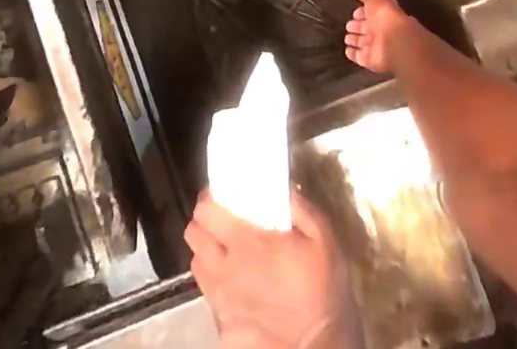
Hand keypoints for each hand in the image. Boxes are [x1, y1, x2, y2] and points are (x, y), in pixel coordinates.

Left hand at [186, 191, 360, 348]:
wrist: (319, 347)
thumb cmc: (323, 287)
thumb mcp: (324, 237)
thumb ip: (300, 207)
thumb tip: (282, 184)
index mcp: (248, 242)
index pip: (205, 211)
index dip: (210, 198)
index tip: (222, 194)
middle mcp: (225, 269)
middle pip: (193, 234)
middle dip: (205, 221)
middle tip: (224, 219)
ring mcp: (220, 300)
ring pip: (196, 262)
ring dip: (208, 251)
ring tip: (227, 250)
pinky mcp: (222, 326)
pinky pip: (207, 294)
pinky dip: (216, 281)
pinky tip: (236, 283)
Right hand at [344, 0, 415, 73]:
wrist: (393, 41)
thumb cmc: (384, 15)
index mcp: (381, 14)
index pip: (370, 12)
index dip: (362, 12)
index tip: (354, 12)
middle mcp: (379, 30)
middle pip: (366, 28)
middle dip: (357, 26)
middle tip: (348, 25)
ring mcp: (374, 46)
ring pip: (362, 42)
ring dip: (354, 39)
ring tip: (346, 38)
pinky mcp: (369, 60)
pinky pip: (359, 56)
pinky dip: (353, 53)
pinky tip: (347, 50)